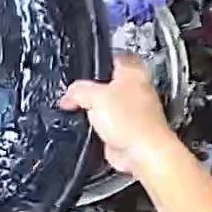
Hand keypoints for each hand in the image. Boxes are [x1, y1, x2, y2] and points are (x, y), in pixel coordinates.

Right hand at [60, 53, 179, 175]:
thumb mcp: (94, 96)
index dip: (96, 63)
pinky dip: (98, 128)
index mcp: (133, 73)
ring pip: (105, 105)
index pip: (113, 58)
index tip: (83, 71)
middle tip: (79, 95)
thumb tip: (70, 93)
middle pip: (106, 84)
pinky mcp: (126, 130)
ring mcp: (132, 111)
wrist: (142, 153)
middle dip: (90, 91)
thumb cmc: (133, 122)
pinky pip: (105, 125)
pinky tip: (94, 129)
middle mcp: (136, 90)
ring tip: (86, 114)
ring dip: (93, 111)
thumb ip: (78, 90)